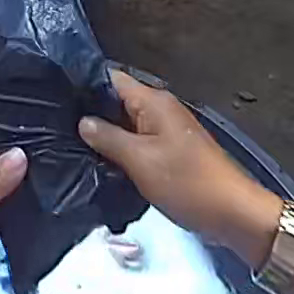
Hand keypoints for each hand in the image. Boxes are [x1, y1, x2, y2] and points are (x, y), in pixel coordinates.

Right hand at [79, 72, 284, 267]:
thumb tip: (82, 121)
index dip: (84, 84)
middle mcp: (159, 108)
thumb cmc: (187, 182)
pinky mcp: (170, 150)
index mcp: (152, 101)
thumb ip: (108, 138)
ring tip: (74, 142)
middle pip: (116, 100)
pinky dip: (122, 148)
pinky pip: (137, 140)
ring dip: (106, 133)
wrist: (234, 214)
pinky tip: (103, 161)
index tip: (59, 96)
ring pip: (126, 122)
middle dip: (92, 111)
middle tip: (60, 124)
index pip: (110, 78)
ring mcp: (165, 129)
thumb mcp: (140, 161)